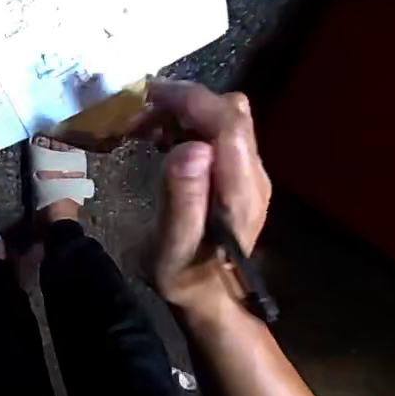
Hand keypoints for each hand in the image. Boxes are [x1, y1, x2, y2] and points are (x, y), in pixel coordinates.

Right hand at [148, 80, 270, 315]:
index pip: (228, 123)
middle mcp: (254, 174)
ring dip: (185, 112)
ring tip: (146, 128)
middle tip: (140, 117)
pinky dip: (190, 124)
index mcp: (240, 191)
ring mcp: (250, 173)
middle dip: (184, 102)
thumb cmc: (186, 277)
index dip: (190, 100)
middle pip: (230, 112)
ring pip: (226, 118)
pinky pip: (221, 132)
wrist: (212, 297)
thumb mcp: (174, 248)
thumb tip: (192, 147)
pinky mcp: (241, 175)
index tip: (148, 98)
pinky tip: (163, 140)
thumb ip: (184, 201)